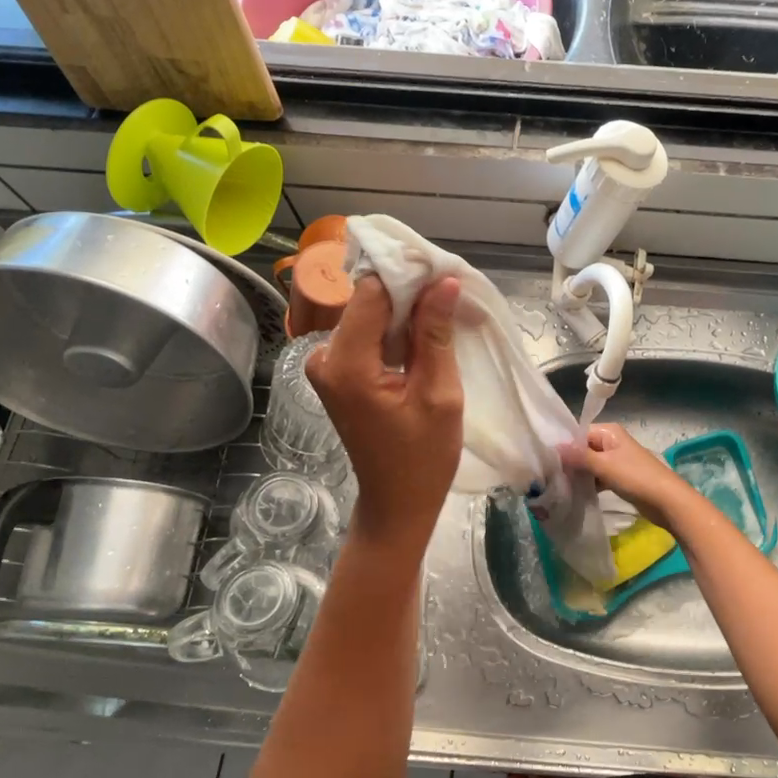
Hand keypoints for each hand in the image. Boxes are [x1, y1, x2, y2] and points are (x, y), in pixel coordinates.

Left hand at [306, 276, 463, 540]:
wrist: (396, 503)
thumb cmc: (423, 459)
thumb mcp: (439, 395)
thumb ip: (435, 334)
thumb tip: (444, 282)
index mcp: (347, 364)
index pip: (372, 292)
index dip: (408, 276)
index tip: (445, 273)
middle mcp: (325, 357)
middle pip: (368, 301)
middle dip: (410, 293)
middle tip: (451, 294)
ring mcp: (327, 365)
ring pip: (369, 315)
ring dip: (406, 312)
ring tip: (445, 315)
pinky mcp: (337, 373)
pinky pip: (368, 335)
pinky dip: (396, 331)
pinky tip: (426, 337)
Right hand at [563, 424, 700, 529]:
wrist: (666, 501)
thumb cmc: (636, 477)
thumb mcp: (605, 465)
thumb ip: (579, 457)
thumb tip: (555, 447)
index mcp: (609, 432)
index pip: (578, 434)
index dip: (563, 446)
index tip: (546, 461)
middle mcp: (612, 442)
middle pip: (583, 449)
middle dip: (569, 462)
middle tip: (550, 477)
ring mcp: (616, 460)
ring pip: (590, 465)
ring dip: (578, 475)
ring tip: (559, 487)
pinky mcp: (619, 477)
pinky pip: (598, 477)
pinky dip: (589, 484)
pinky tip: (575, 494)